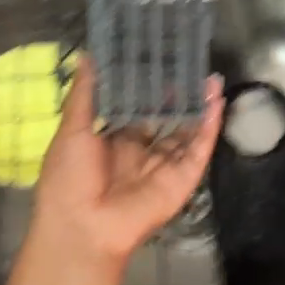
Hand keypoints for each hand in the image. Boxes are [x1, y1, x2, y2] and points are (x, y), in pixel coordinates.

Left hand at [28, 59, 223, 266]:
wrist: (82, 230)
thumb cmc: (68, 180)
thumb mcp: (71, 130)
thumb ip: (85, 93)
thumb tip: (87, 55)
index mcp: (113, 142)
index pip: (136, 109)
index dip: (147, 86)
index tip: (157, 57)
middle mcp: (141, 153)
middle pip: (166, 119)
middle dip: (177, 95)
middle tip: (187, 63)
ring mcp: (163, 167)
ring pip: (187, 133)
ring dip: (200, 107)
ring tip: (210, 78)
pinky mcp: (181, 180)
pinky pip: (199, 151)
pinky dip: (210, 127)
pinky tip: (217, 102)